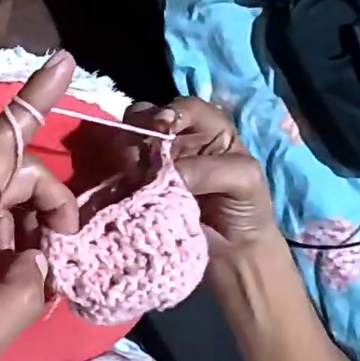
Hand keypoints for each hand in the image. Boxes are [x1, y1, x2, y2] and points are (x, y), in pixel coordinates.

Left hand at [0, 52, 80, 360]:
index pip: (2, 141)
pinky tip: (2, 272)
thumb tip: (41, 259)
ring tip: (28, 272)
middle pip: (10, 170)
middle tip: (60, 250)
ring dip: (24, 221)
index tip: (64, 60)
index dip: (35, 98)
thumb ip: (25, 293)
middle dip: (48, 200)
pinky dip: (1, 232)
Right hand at [126, 97, 280, 256]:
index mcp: (206, 128)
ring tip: (132, 174)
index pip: (183, 108)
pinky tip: (121, 186)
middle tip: (140, 155)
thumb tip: (164, 173)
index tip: (162, 127)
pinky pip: (116, 173)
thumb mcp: (242, 178)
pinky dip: (115, 176)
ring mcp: (149, 162)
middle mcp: (174, 139)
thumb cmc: (244, 207)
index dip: (170, 112)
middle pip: (144, 118)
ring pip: (125, 142)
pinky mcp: (132, 187)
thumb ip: (208, 168)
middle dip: (139, 131)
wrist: (233, 252)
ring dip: (124, 153)